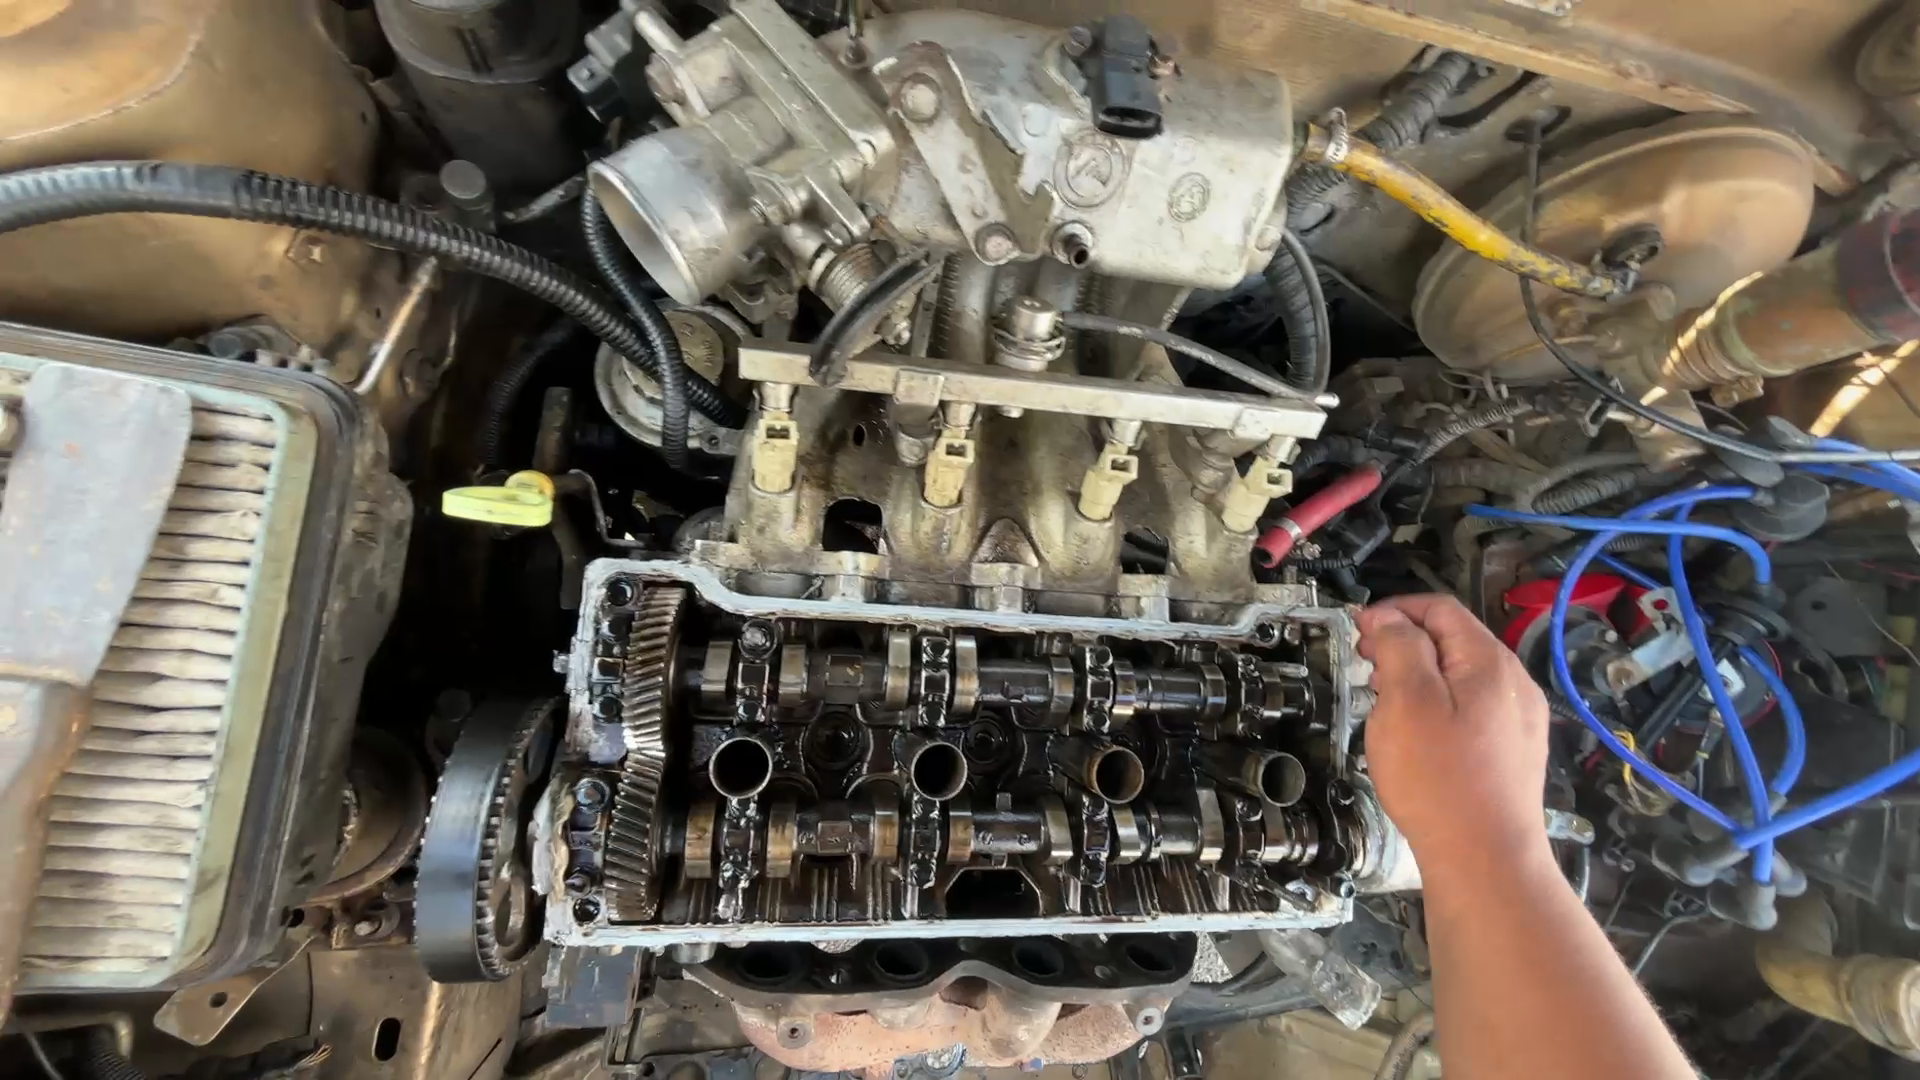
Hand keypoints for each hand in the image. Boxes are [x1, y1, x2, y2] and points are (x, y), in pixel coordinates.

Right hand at [1357, 594, 1551, 874]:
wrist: (1484, 858)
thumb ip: (1399, 647)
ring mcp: (1518, 719)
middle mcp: (1514, 684)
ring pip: (1458, 672)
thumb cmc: (1436, 775)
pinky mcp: (1511, 749)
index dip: (1393, 610)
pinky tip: (1413, 727)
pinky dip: (1434, 699)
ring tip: (1381, 695)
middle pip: (1452, 638)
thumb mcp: (1405, 700)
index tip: (1356, 631)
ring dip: (1415, 670)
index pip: (1440, 609)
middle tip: (1363, 662)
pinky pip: (1468, 704)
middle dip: (1402, 640)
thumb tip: (1390, 618)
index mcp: (1490, 664)